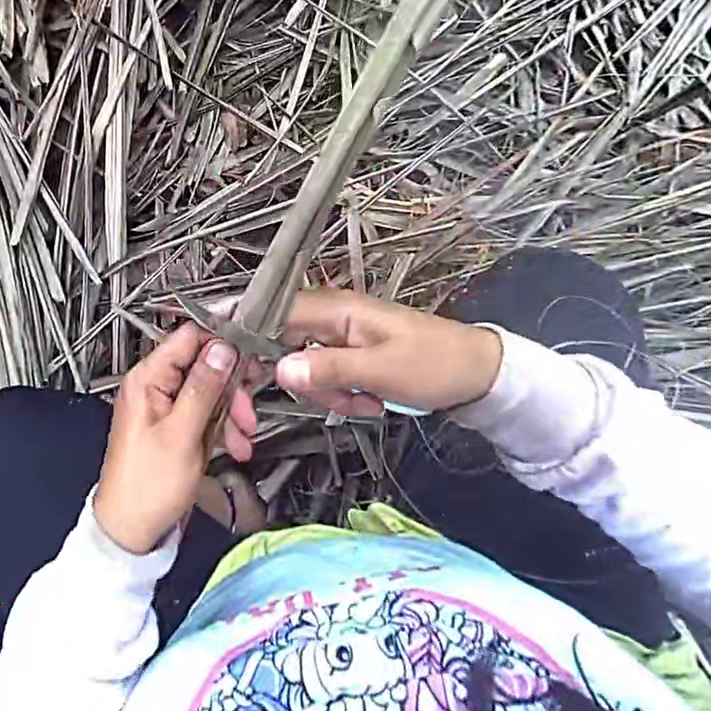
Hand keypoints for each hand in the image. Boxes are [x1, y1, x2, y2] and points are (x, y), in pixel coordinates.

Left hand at [93, 325, 256, 553]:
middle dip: (231, 387)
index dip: (220, 344)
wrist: (131, 530)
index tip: (247, 358)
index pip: (188, 338)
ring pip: (209, 391)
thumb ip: (203, 388)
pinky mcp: (174, 427)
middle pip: (204, 365)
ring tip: (242, 436)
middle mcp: (154, 387)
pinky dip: (223, 427)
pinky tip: (234, 445)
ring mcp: (165, 407)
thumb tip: (221, 350)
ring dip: (231, 412)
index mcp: (147, 379)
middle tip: (247, 407)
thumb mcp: (181, 434)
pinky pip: (205, 414)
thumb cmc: (144, 488)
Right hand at [267, 288, 502, 417]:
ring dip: (324, 391)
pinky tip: (367, 400)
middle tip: (313, 402)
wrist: (478, 375)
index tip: (232, 368)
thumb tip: (278, 369)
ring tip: (361, 401)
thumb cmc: (434, 364)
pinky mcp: (348, 353)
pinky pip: (324, 374)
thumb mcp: (381, 371)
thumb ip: (328, 369)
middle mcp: (329, 317)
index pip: (269, 313)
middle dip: (293, 378)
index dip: (244, 337)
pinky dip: (338, 393)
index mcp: (333, 308)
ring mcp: (338, 335)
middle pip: (279, 344)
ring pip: (302, 365)